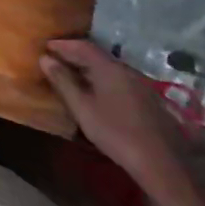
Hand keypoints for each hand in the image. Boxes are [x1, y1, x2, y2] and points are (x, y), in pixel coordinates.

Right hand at [40, 38, 193, 205]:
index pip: (83, 46)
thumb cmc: (115, 132)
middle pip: (97, 55)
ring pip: (109, 68)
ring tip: (70, 74)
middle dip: (74, 55)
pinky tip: (96, 91)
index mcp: (109, 68)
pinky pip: (118, 80)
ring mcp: (140, 84)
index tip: (45, 46)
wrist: (160, 160)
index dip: (63, 44)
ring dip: (88, 68)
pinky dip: (101, 79)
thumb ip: (63, 82)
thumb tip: (45, 59)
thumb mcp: (83, 109)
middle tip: (54, 59)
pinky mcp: (147, 98)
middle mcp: (126, 70)